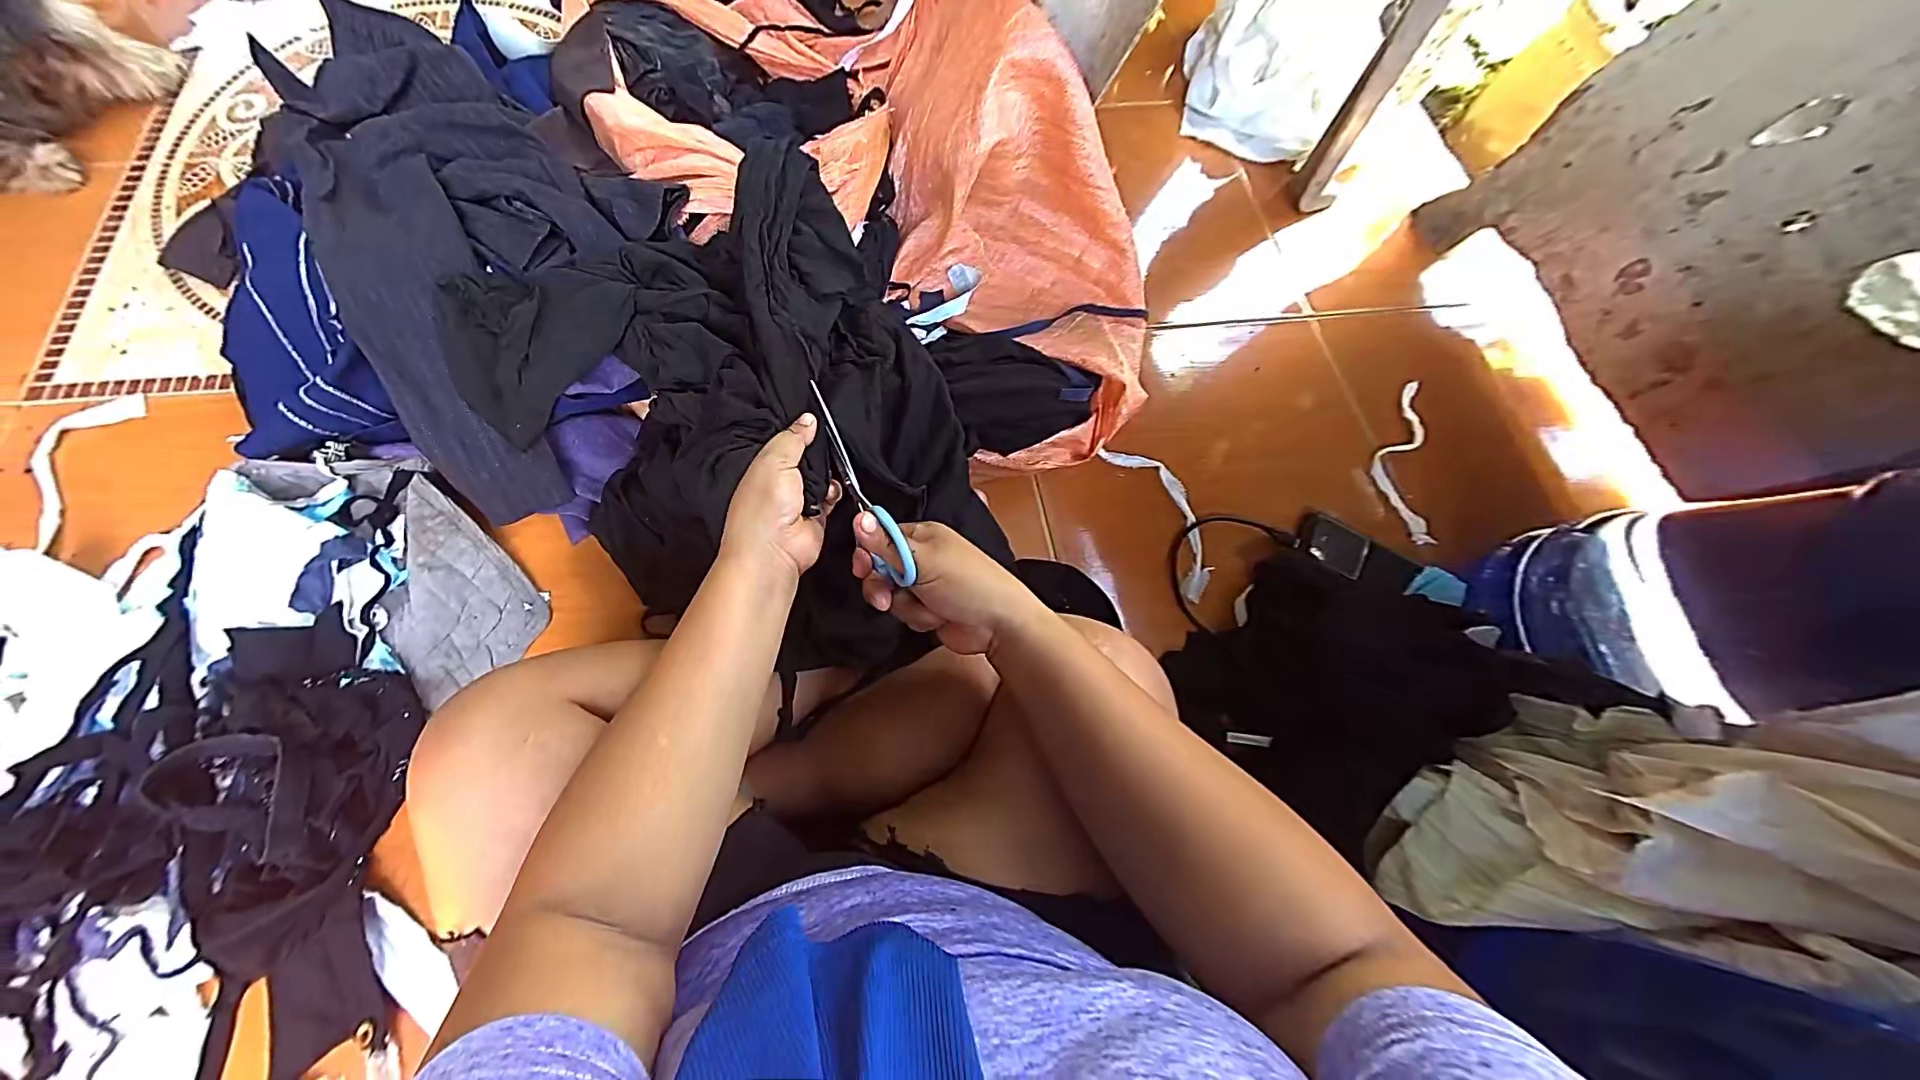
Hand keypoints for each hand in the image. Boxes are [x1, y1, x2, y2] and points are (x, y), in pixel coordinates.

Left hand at [719, 414, 838, 579]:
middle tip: (822, 449)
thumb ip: (792, 438)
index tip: (813, 422)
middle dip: (817, 455)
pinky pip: (832, 497)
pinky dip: (834, 494)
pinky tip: (829, 493)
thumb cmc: (762, 510)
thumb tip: (807, 420)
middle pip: (806, 459)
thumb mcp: (774, 460)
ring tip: (824, 476)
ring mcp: (799, 500)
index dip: (798, 432)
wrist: (774, 551)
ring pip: (822, 477)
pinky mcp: (817, 516)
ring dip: (828, 476)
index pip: (784, 441)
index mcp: (763, 466)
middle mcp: (780, 482)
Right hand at [851, 516, 1048, 655]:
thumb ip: (887, 544)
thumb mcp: (924, 561)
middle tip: (887, 596)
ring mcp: (925, 584)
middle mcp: (922, 557)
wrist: (998, 625)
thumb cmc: (969, 584)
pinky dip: (918, 618)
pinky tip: (938, 618)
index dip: (868, 553)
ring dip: (906, 606)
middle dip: (882, 586)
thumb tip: (859, 518)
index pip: (881, 536)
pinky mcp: (928, 608)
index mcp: (923, 535)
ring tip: (929, 607)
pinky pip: (904, 612)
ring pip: (891, 594)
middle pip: (881, 568)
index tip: (863, 567)